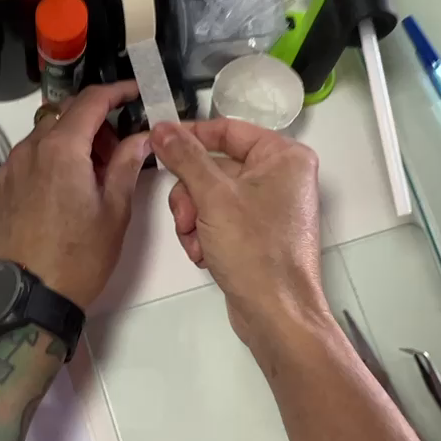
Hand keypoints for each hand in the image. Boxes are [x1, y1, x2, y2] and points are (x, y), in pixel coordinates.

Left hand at [0, 81, 152, 309]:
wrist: (30, 296)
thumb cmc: (78, 258)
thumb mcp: (114, 212)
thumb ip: (127, 165)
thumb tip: (141, 138)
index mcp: (62, 149)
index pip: (91, 101)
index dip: (117, 91)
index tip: (136, 93)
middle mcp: (30, 149)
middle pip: (66, 114)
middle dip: (96, 122)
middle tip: (119, 151)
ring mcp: (12, 166)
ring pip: (46, 134)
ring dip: (73, 140)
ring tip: (94, 175)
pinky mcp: (2, 185)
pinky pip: (31, 155)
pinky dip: (53, 157)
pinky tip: (68, 186)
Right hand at [153, 119, 328, 355]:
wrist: (275, 313)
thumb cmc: (254, 250)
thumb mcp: (213, 197)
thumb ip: (185, 157)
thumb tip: (162, 127)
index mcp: (283, 156)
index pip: (226, 130)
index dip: (190, 136)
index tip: (157, 144)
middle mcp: (280, 176)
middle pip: (213, 167)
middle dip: (191, 196)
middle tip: (186, 219)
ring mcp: (268, 206)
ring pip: (209, 195)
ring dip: (193, 220)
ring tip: (198, 244)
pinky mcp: (256, 233)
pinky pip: (218, 219)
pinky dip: (204, 235)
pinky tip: (205, 255)